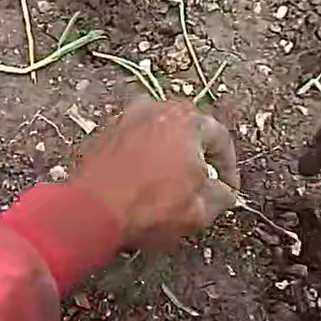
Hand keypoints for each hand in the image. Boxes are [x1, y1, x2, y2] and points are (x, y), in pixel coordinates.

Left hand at [69, 99, 239, 250]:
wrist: (90, 213)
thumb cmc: (149, 208)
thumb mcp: (199, 210)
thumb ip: (221, 196)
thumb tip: (224, 191)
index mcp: (187, 120)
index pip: (221, 139)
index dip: (229, 168)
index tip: (228, 189)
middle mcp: (157, 108)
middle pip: (190, 131)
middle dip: (200, 157)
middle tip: (203, 184)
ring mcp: (127, 117)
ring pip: (162, 134)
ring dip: (171, 154)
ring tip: (172, 183)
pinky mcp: (106, 131)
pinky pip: (137, 141)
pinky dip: (146, 157)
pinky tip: (146, 181)